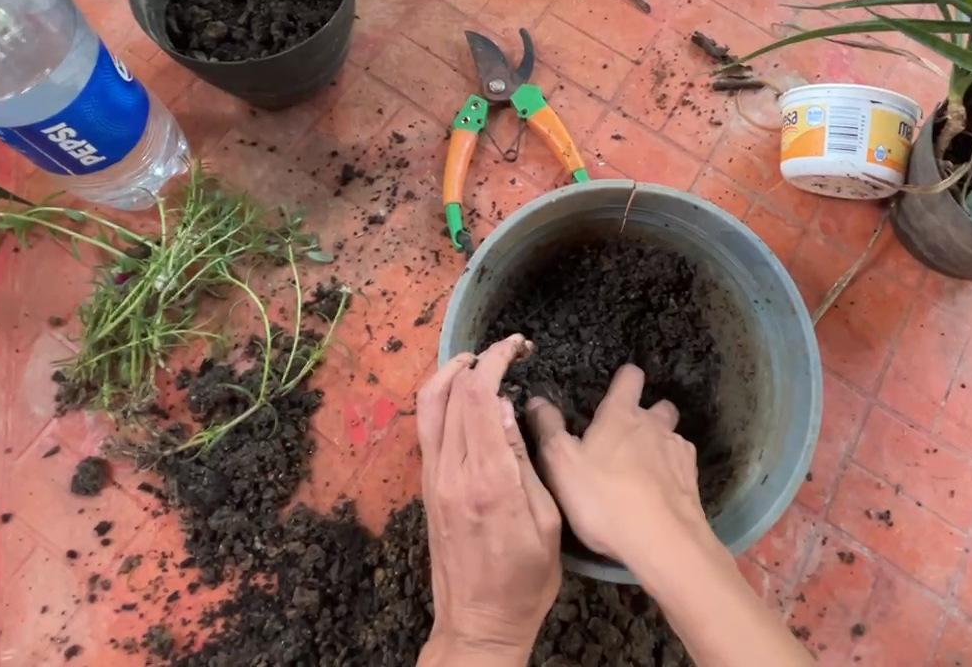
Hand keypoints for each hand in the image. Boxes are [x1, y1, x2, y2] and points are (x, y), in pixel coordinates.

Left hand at [417, 334, 561, 665]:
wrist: (478, 625)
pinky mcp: (426, 487)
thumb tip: (505, 406)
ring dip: (451, 371)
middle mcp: (452, 471)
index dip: (496, 358)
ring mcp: (433, 478)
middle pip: (453, 392)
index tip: (518, 345)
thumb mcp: (546, 522)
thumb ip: (524, 459)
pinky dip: (440, 397)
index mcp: (488, 478)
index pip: (480, 396)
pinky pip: (426, 428)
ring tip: (478, 359)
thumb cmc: (525, 580)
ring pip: (428, 405)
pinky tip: (462, 393)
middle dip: (480, 357)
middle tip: (509, 348)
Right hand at [526, 364, 710, 563]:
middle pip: (660, 406)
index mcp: (621, 414)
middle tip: (628, 438)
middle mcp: (654, 424)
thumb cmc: (604, 497)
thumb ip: (548, 428)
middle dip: (648, 415)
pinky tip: (659, 494)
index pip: (630, 376)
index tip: (615, 391)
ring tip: (643, 472)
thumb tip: (537, 400)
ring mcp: (678, 451)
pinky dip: (671, 474)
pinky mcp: (692, 480)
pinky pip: (681, 466)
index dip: (624, 379)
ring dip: (660, 446)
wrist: (663, 541)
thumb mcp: (561, 464)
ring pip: (671, 437)